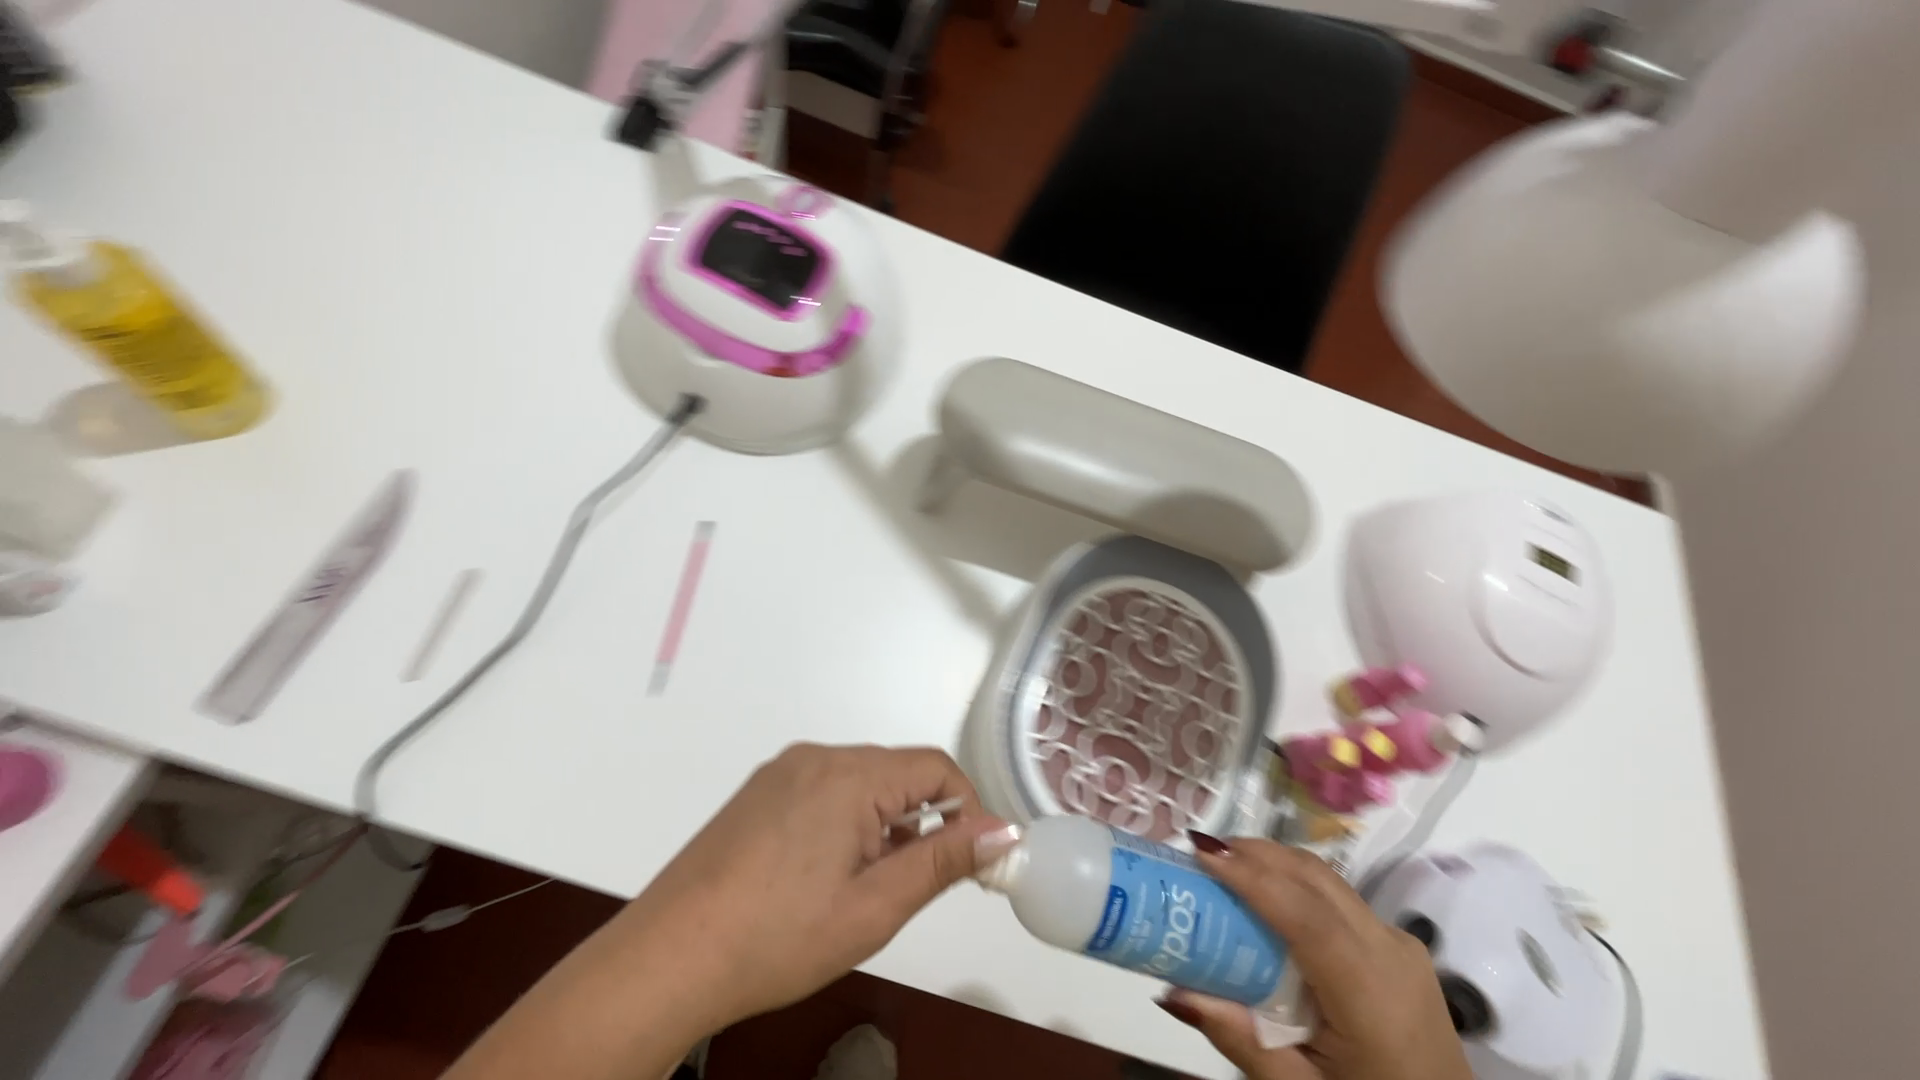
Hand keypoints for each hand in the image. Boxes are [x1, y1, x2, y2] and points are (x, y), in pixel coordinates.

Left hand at [616, 742, 1014, 1032]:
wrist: (668, 959)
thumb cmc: (780, 938)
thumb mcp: (875, 906)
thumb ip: (943, 861)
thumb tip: (1004, 829)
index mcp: (849, 775)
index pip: (935, 767)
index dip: (968, 808)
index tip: (975, 861)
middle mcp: (815, 757)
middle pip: (896, 772)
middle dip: (923, 819)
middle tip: (919, 884)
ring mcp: (780, 772)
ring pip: (860, 783)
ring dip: (884, 823)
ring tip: (869, 887)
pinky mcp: (757, 793)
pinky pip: (823, 791)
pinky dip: (846, 821)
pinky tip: (827, 874)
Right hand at [1158, 837, 1470, 1079]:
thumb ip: (1240, 1041)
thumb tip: (1171, 991)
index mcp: (1370, 993)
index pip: (1306, 915)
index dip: (1252, 878)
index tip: (1200, 851)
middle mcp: (1389, 951)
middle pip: (1316, 880)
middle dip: (1255, 854)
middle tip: (1199, 849)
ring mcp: (1399, 943)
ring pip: (1328, 881)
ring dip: (1274, 863)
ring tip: (1222, 862)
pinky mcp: (1396, 945)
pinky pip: (1339, 897)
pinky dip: (1294, 883)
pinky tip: (1264, 894)